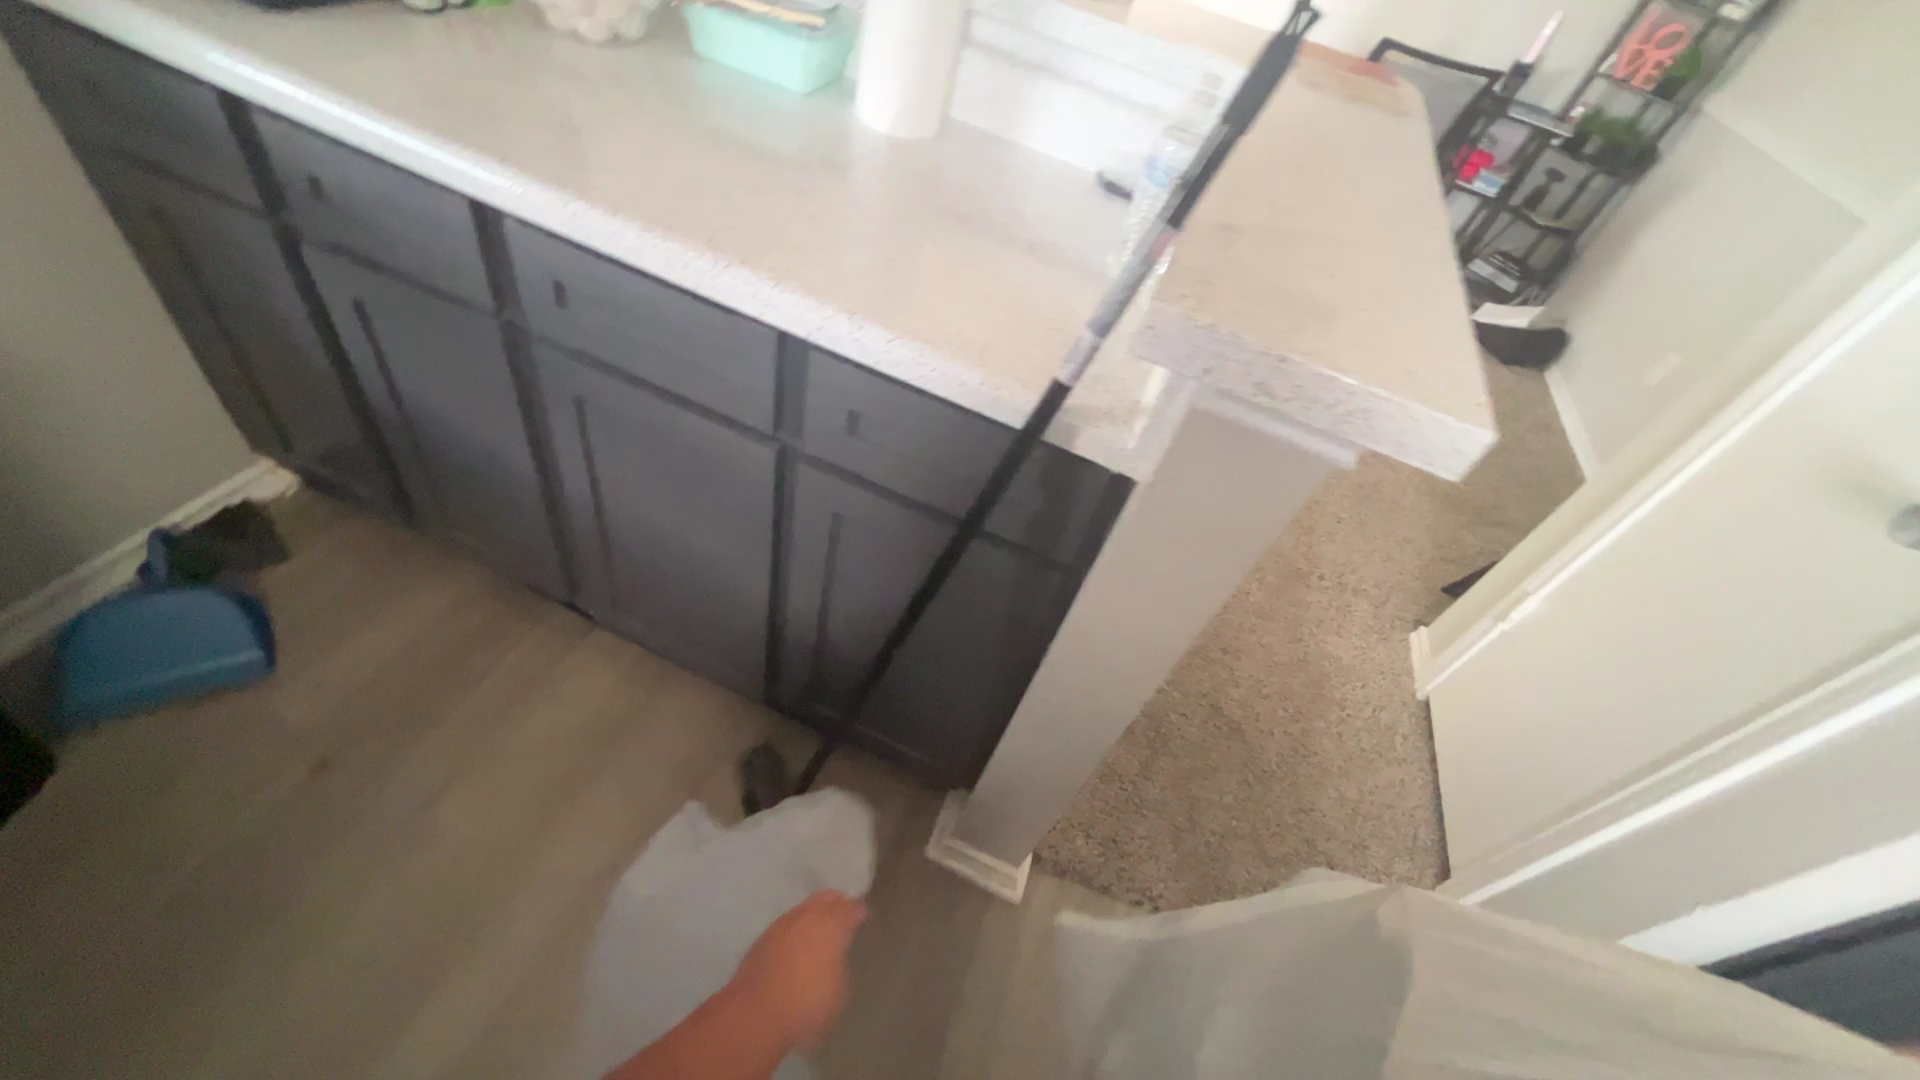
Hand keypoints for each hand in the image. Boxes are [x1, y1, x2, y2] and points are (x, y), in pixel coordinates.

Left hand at [726, 889, 867, 1049]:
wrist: (754, 1016)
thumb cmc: (807, 1004)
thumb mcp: (840, 991)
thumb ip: (841, 966)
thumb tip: (834, 959)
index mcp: (832, 924)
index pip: (851, 908)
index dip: (859, 911)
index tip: (864, 915)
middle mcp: (806, 917)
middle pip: (824, 898)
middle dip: (835, 903)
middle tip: (843, 912)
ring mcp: (781, 926)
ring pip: (802, 910)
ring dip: (812, 916)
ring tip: (819, 930)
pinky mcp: (761, 940)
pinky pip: (786, 927)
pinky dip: (795, 931)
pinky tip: (796, 945)